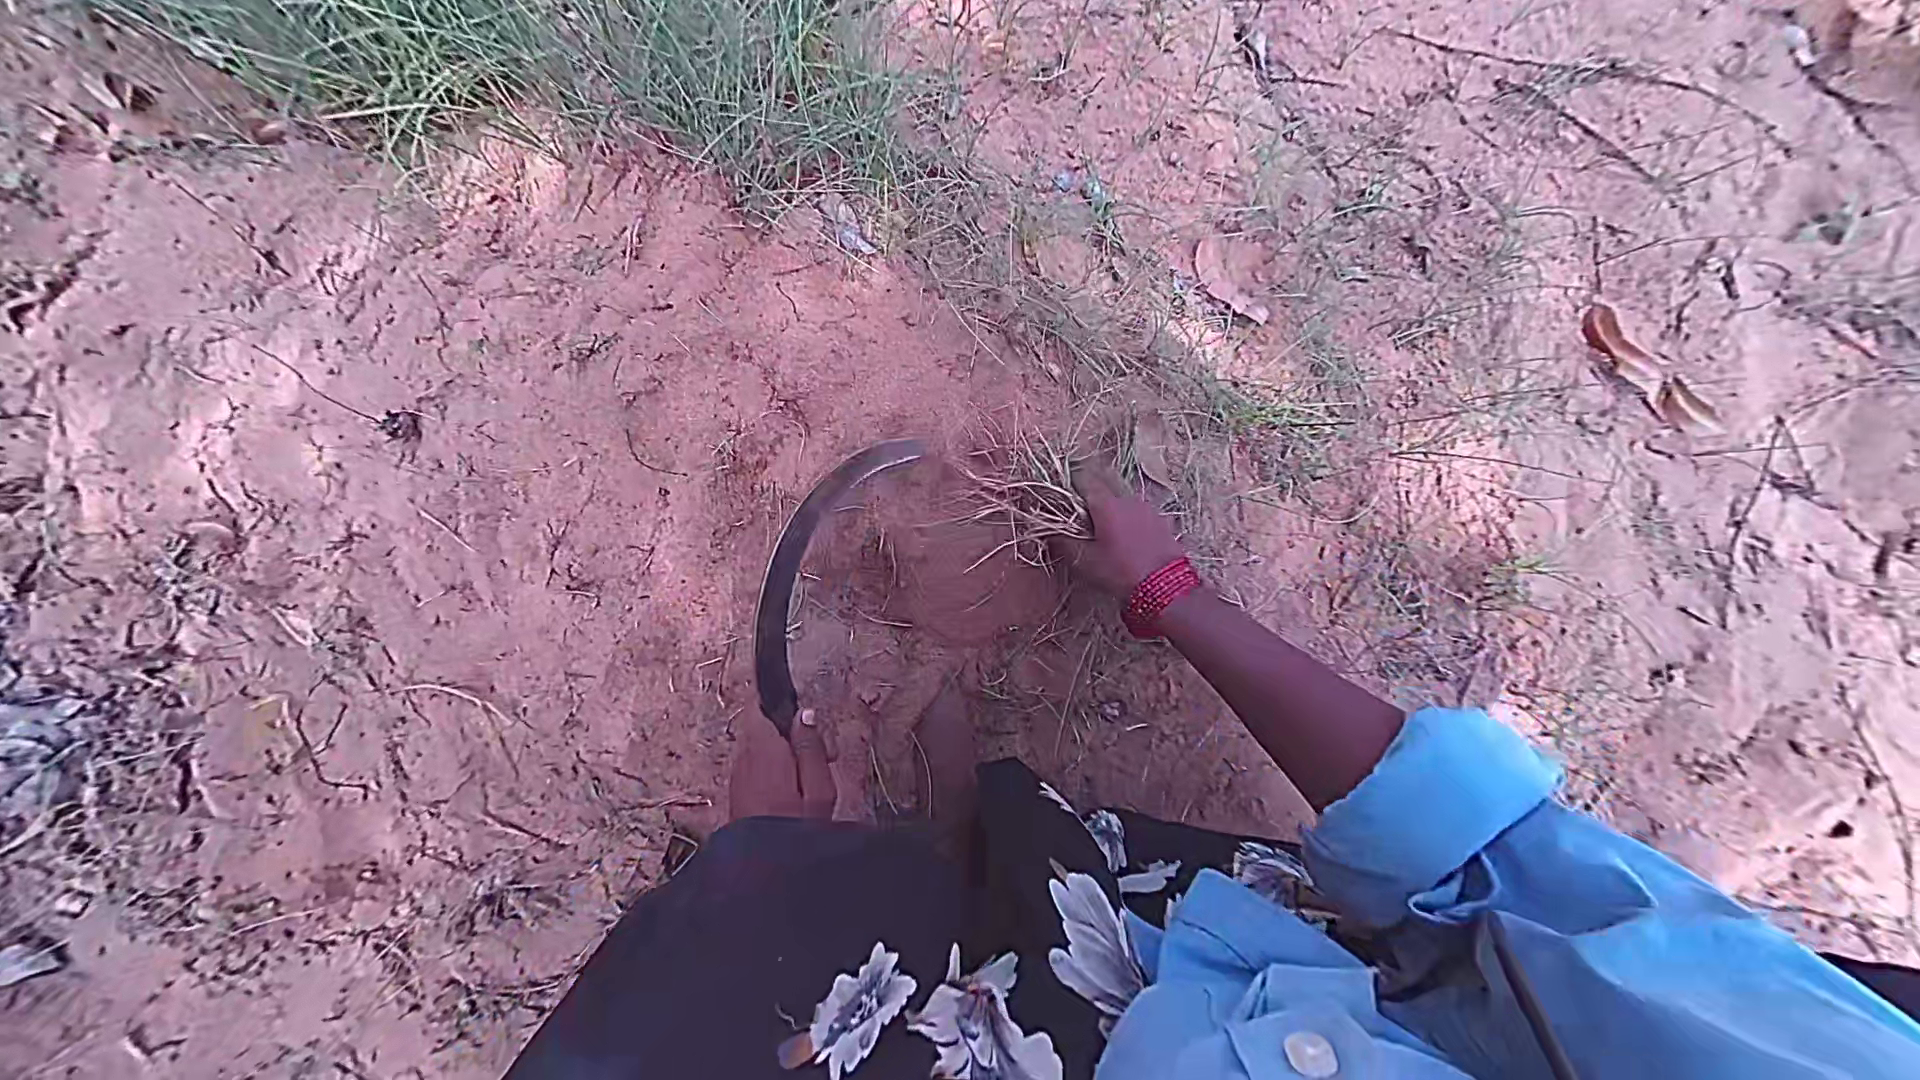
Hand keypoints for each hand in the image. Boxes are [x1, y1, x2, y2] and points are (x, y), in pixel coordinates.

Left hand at [728, 709, 836, 820]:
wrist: (762, 874)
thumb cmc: (792, 831)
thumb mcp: (818, 787)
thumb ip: (811, 746)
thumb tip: (806, 714)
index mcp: (764, 747)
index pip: (758, 702)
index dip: (781, 700)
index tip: (805, 713)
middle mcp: (744, 756)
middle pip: (767, 724)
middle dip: (796, 733)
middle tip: (825, 755)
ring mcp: (738, 774)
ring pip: (765, 745)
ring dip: (789, 753)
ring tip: (813, 779)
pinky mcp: (738, 791)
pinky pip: (759, 765)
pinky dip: (778, 770)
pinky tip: (796, 792)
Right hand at [1050, 466, 1187, 597]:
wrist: (1166, 589)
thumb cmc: (1119, 572)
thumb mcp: (1084, 561)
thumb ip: (1062, 543)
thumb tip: (1048, 533)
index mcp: (1106, 504)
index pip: (1084, 480)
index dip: (1071, 488)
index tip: (1064, 502)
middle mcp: (1129, 500)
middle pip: (1105, 492)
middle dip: (1093, 504)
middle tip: (1084, 526)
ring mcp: (1150, 510)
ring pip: (1124, 505)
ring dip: (1114, 515)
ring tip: (1108, 539)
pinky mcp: (1164, 523)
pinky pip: (1141, 517)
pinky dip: (1132, 525)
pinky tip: (1130, 545)